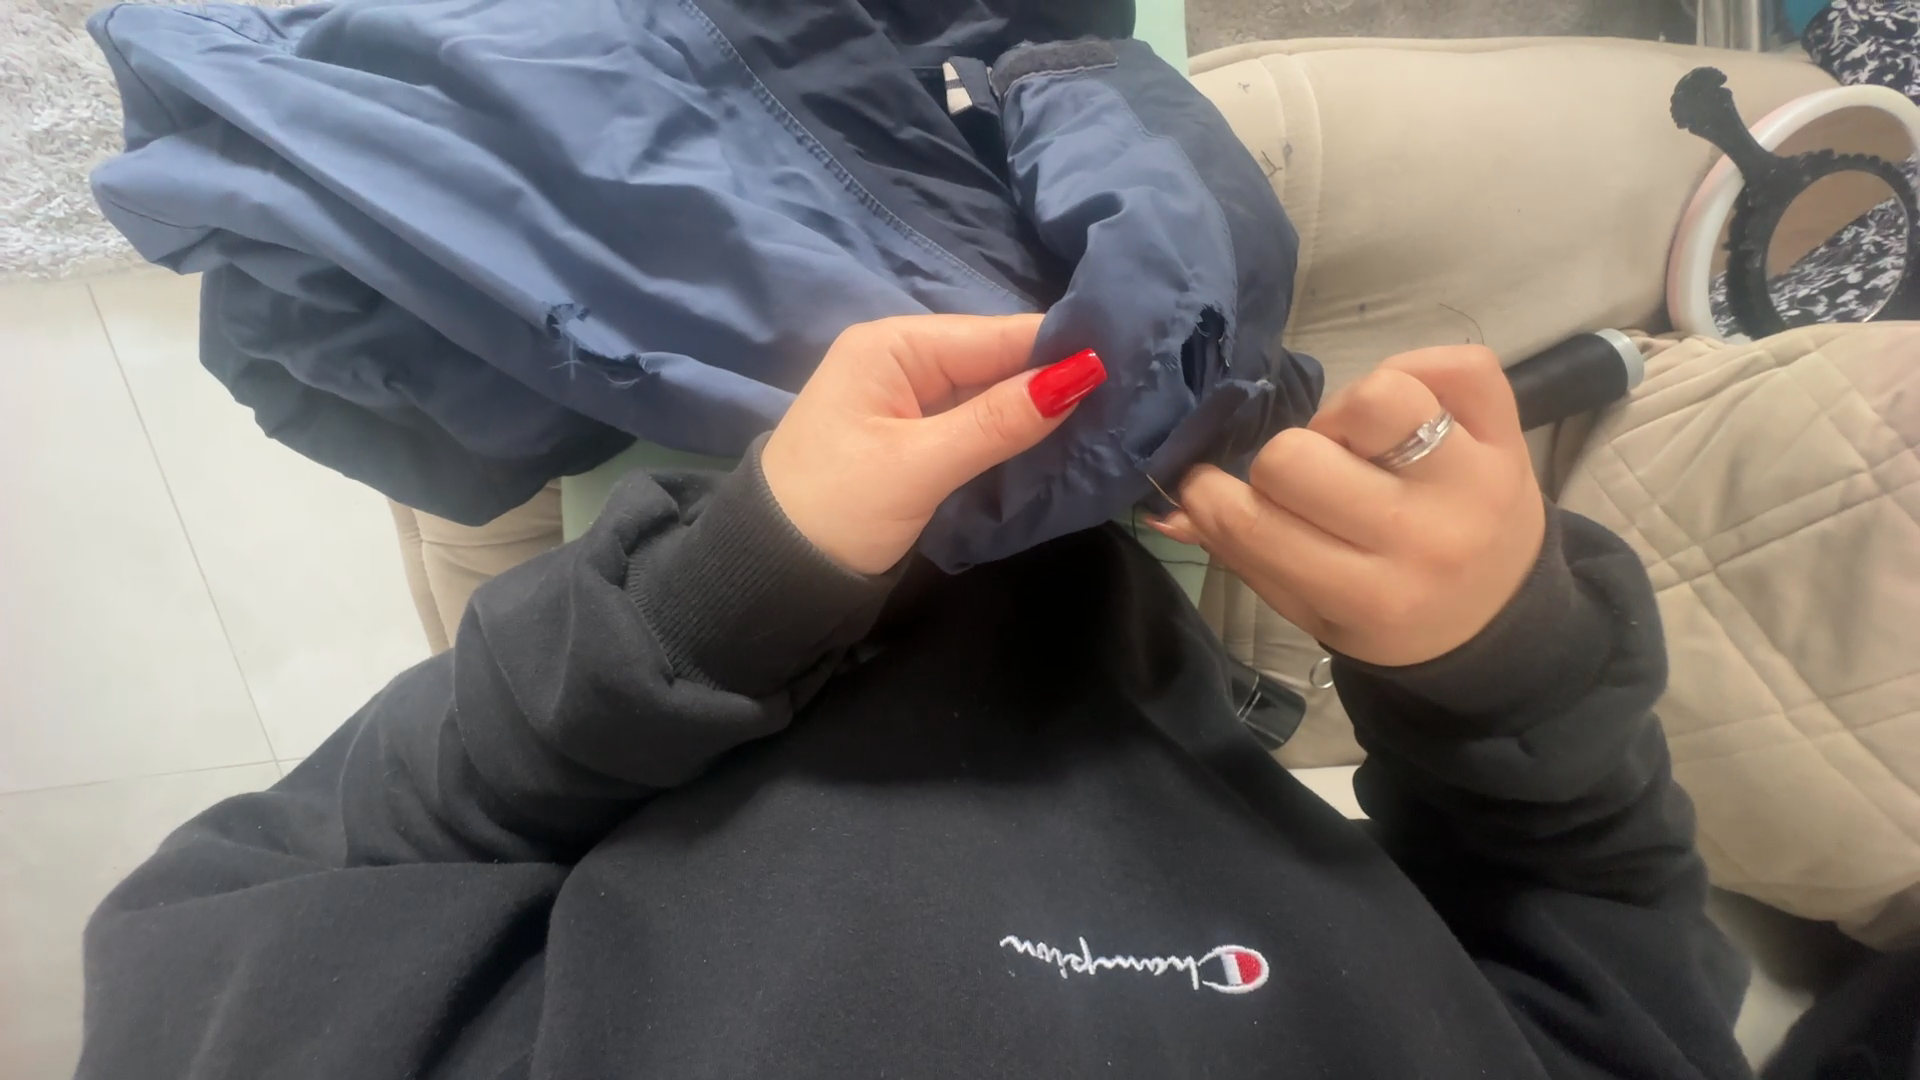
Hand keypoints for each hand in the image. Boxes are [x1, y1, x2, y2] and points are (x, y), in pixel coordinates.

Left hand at [761, 314, 1105, 574]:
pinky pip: (973, 423)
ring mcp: (910, 400)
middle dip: (1053, 380)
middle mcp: (903, 360)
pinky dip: (1009, 434)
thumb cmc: (837, 508)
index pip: (995, 335)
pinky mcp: (915, 437)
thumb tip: (1079, 376)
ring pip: (989, 394)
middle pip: (995, 361)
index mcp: (894, 347)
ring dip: (1036, 410)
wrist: (776, 570)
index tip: (1130, 360)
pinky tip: (1056, 443)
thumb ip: (997, 421)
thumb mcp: (919, 464)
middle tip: (1129, 397)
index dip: (1059, 348)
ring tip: (1109, 418)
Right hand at [1151, 346, 1544, 667]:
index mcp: (1365, 595)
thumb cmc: (1382, 616)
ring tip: (1349, 447)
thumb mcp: (1305, 606)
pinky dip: (1416, 370)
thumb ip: (1237, 552)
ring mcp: (1476, 480)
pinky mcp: (1511, 438)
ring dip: (1339, 417)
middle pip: (1293, 457)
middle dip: (1277, 467)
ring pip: (1373, 397)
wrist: (1496, 622)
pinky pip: (1457, 364)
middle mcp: (1423, 538)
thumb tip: (1166, 509)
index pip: (1250, 522)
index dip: (1206, 493)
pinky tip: (1398, 415)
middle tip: (1301, 486)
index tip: (1206, 486)